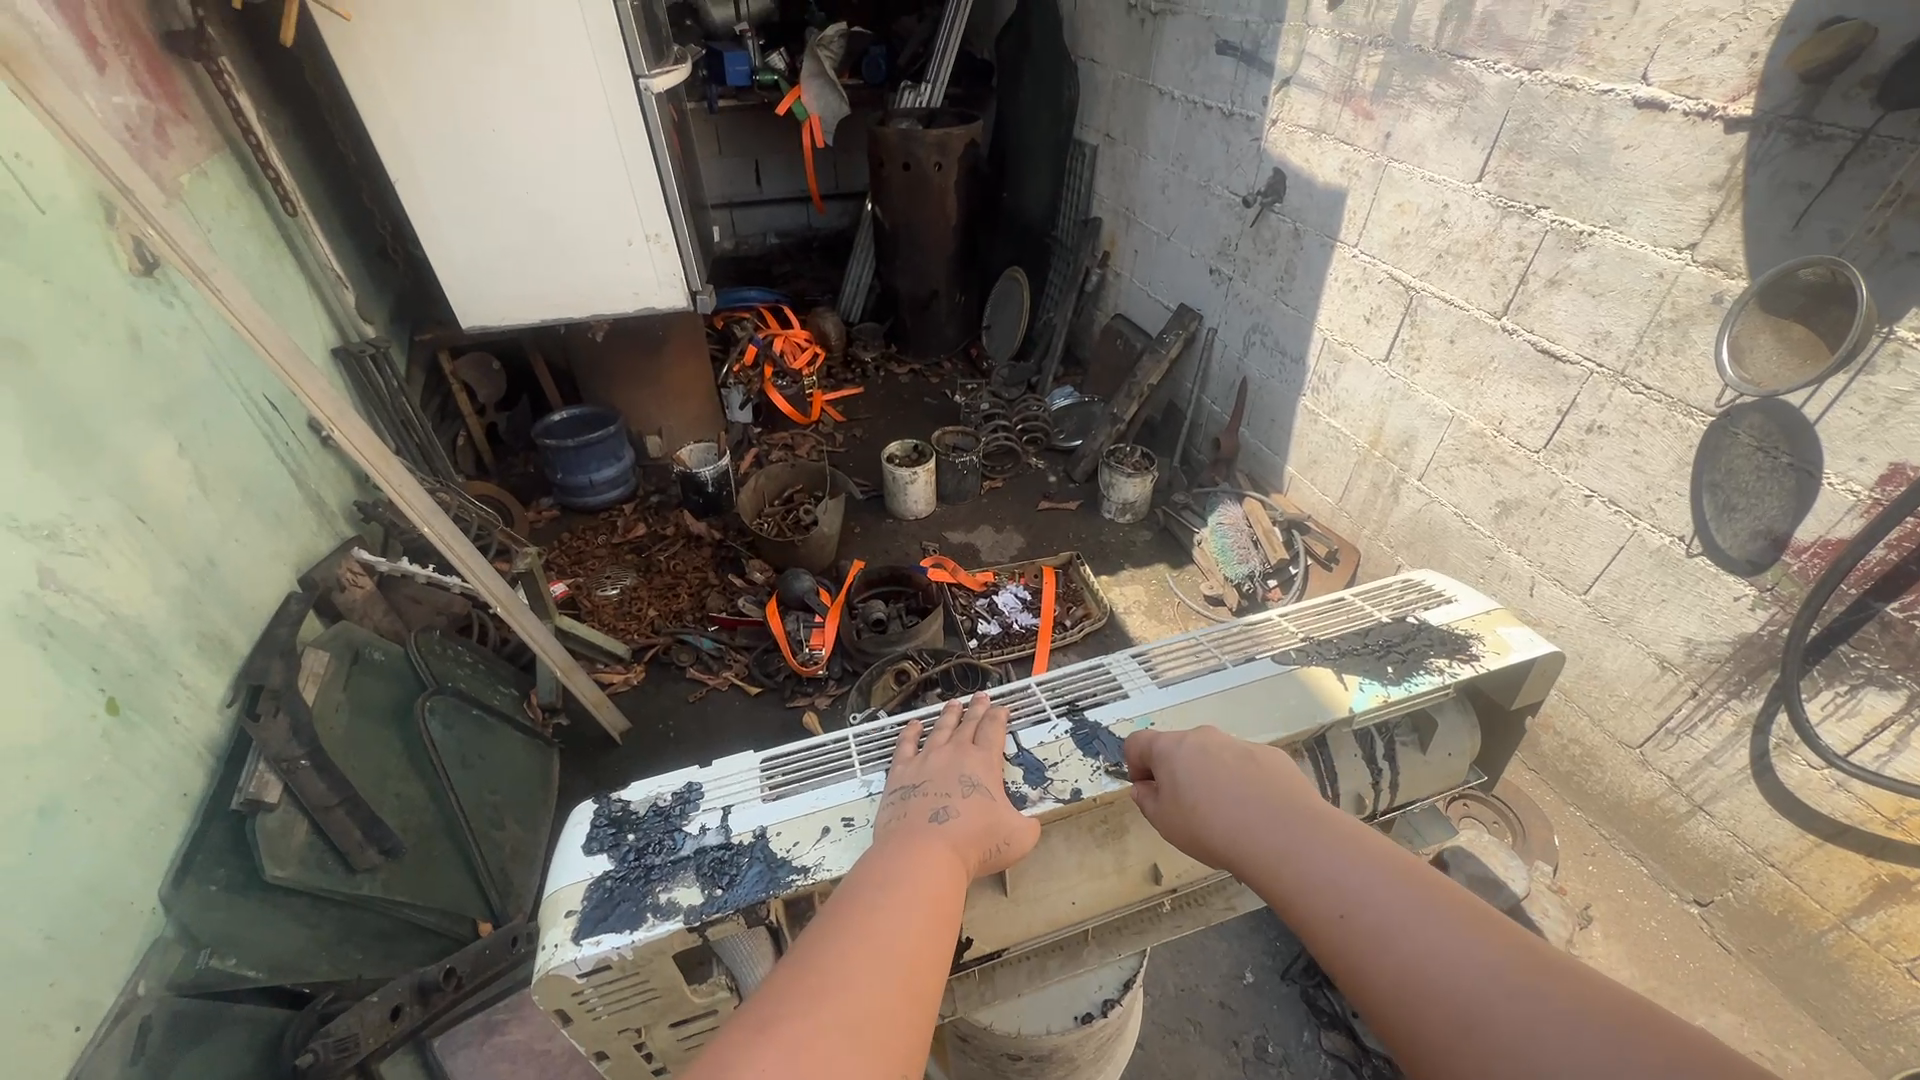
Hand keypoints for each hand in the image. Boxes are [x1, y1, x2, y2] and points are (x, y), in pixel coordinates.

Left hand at [873, 694, 1040, 879]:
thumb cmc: (974, 844)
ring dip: (948, 715)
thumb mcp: (1018, 838)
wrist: (923, 852)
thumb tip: (1032, 823)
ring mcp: (925, 760)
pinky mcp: (900, 773)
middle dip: (977, 709)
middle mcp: (954, 753)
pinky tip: (914, 725)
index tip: (1002, 708)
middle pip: (968, 724)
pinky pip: (905, 745)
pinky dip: (910, 733)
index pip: (994, 730)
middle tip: (981, 696)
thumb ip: (1029, 826)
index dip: (999, 716)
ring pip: (939, 729)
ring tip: (954, 704)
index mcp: (983, 762)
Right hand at [1124, 725, 1317, 874]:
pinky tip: (1256, 814)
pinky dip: (1244, 783)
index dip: (1135, 765)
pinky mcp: (1272, 757)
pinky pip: (1247, 767)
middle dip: (1177, 772)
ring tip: (1226, 816)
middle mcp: (1204, 737)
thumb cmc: (1210, 829)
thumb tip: (1145, 788)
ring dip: (1211, 777)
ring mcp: (1240, 744)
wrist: (1283, 835)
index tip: (1147, 790)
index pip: (1138, 742)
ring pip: (1215, 757)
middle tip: (1186, 808)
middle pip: (1179, 748)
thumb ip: (1148, 801)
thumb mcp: (1165, 824)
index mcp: (1171, 749)